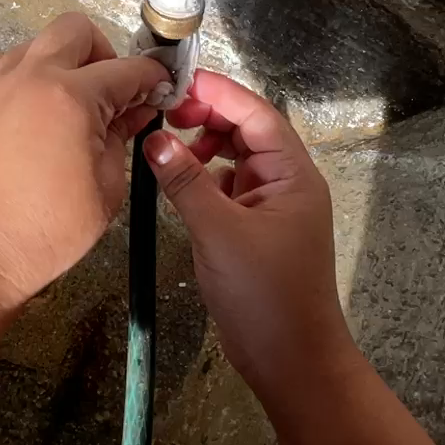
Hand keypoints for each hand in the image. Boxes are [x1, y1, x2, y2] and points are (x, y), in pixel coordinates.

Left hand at [0, 13, 169, 311]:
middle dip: (103, 52)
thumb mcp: (105, 190)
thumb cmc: (43, 232)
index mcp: (72, 96)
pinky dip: (10, 74)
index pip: (126, 70)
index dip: (152, 77)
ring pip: (33, 44)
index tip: (160, 88)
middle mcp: (30, 77)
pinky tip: (19, 102)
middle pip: (76, 29)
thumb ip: (121, 139)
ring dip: (58, 64)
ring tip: (65, 103)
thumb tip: (134, 110)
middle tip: (110, 91)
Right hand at [144, 70, 355, 396]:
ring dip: (204, 146)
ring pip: (235, 156)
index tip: (179, 81)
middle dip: (208, 116)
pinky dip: (203, 175)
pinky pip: (226, 185)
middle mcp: (284, 181)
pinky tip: (179, 181)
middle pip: (247, 130)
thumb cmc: (264, 293)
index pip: (257, 114)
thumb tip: (153, 136)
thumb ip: (185, 180)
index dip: (220, 92)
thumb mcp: (219, 231)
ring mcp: (270, 204)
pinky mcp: (253, 226)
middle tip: (167, 116)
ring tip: (169, 149)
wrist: (290, 362)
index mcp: (291, 173)